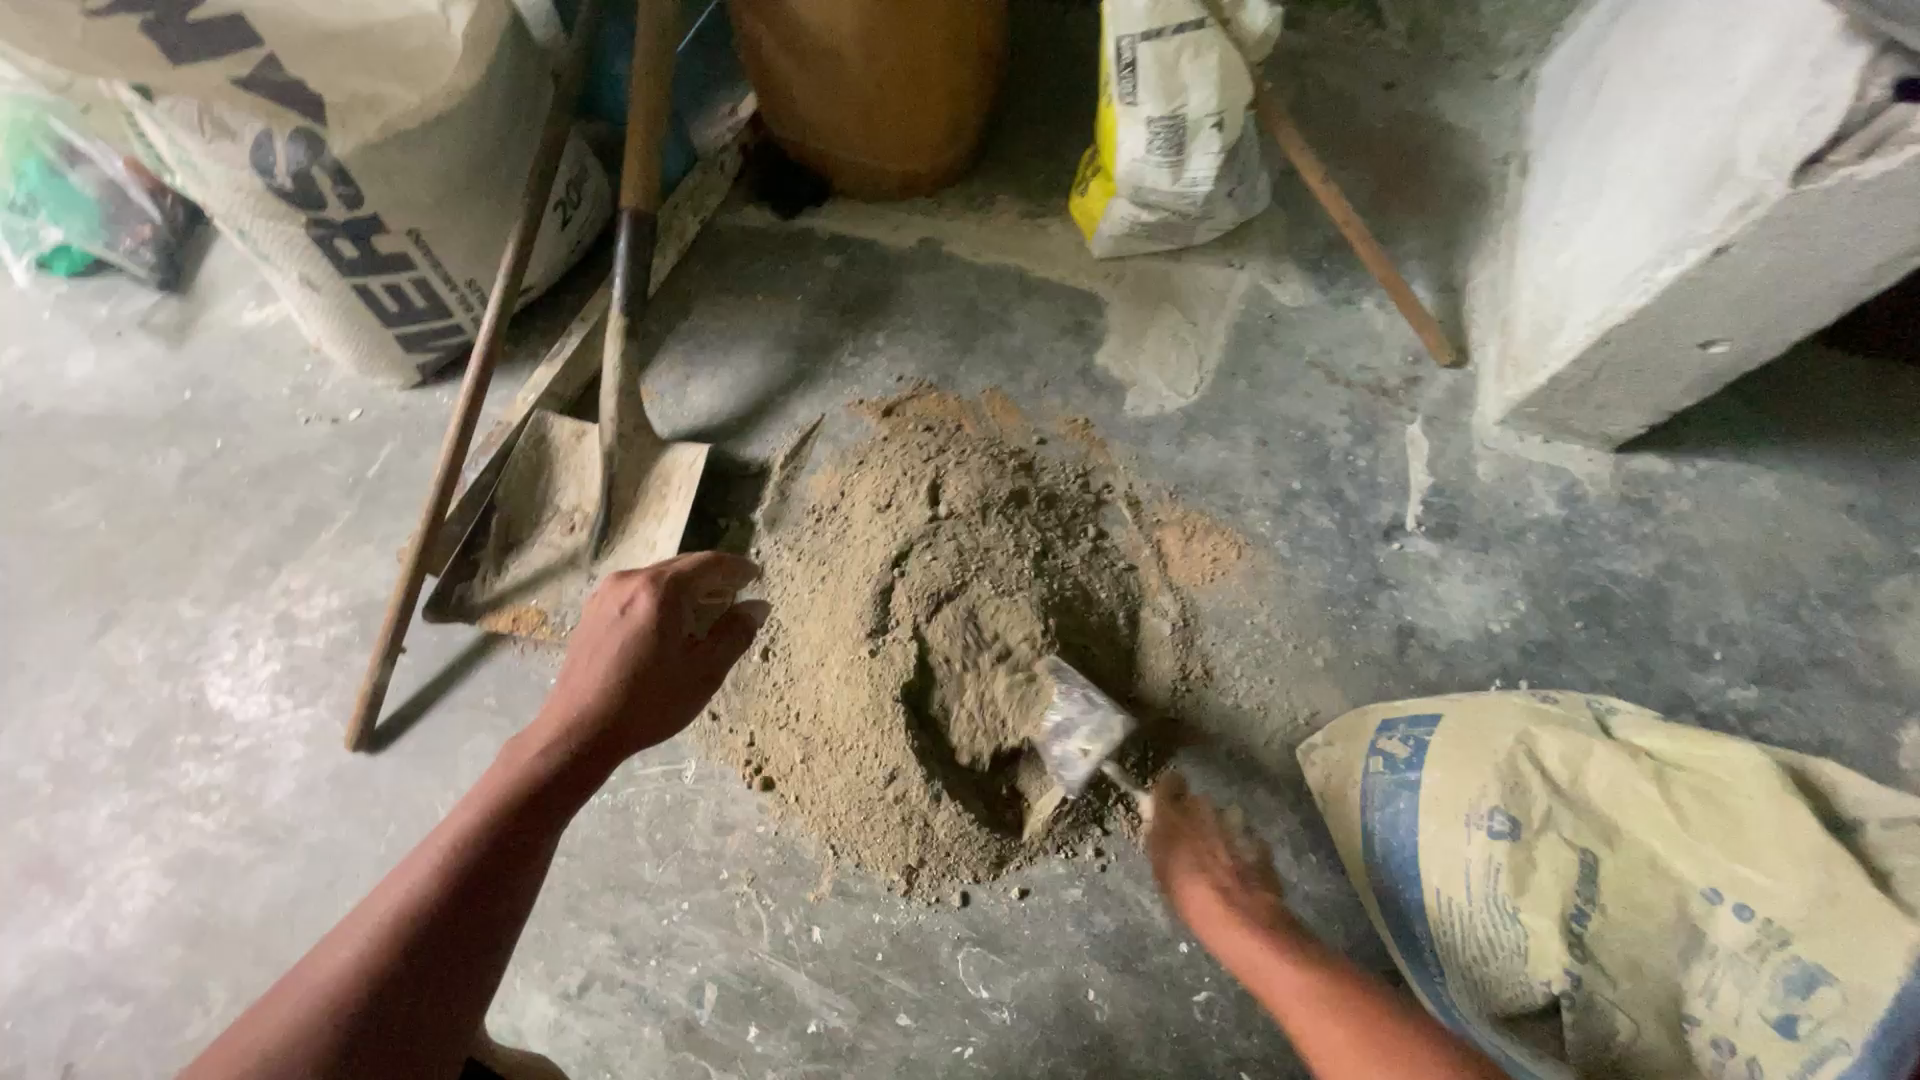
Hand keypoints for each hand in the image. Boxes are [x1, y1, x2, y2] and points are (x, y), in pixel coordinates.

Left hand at [530, 552, 767, 770]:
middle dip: (714, 577)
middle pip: (683, 566)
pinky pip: (639, 591)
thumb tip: (758, 606)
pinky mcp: (593, 610)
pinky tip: (672, 623)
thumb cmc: (648, 703)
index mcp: (661, 591)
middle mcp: (630, 580)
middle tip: (738, 594)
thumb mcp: (704, 672)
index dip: (737, 568)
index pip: (709, 564)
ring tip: (709, 610)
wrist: (578, 731)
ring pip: (660, 578)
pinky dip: (663, 598)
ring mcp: (606, 594)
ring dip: (688, 588)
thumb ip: (735, 633)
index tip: (757, 576)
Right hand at [1147, 771, 1291, 945]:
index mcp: (1173, 814)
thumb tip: (1158, 827)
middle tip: (1193, 840)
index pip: (1169, 782)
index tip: (1170, 803)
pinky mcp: (1256, 836)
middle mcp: (1202, 808)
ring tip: (1218, 858)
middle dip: (1195, 816)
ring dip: (1218, 830)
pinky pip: (1242, 835)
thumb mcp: (1161, 870)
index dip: (1170, 791)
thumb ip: (1159, 840)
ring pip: (1221, 817)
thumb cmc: (1189, 896)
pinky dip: (1239, 846)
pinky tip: (1239, 868)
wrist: (1240, 916)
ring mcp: (1233, 820)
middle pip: (1196, 801)